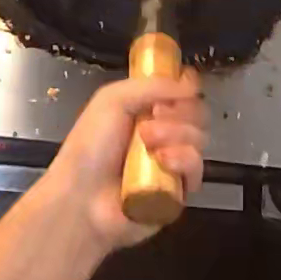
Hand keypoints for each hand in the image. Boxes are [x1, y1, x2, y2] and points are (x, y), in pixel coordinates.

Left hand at [30, 68, 206, 251]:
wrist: (81, 197)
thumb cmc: (90, 147)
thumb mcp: (112, 100)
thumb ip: (151, 85)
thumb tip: (190, 81)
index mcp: (146, 112)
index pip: (182, 93)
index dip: (186, 88)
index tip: (181, 87)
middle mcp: (163, 135)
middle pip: (197, 114)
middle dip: (180, 111)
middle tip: (155, 115)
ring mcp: (172, 164)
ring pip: (199, 139)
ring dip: (177, 133)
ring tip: (148, 140)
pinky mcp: (179, 192)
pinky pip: (197, 169)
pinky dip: (184, 159)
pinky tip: (164, 160)